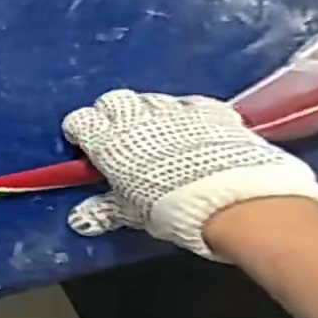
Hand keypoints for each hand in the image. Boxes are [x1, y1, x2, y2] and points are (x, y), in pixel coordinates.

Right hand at [62, 89, 317, 258]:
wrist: (238, 201)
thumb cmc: (170, 206)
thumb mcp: (130, 212)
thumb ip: (105, 209)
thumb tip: (81, 220)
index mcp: (106, 142)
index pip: (80, 120)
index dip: (80, 130)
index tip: (86, 144)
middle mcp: (136, 121)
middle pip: (114, 100)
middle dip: (114, 112)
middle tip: (121, 132)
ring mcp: (177, 114)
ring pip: (152, 98)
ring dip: (151, 110)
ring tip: (159, 129)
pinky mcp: (216, 114)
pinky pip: (195, 103)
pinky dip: (190, 111)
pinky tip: (195, 126)